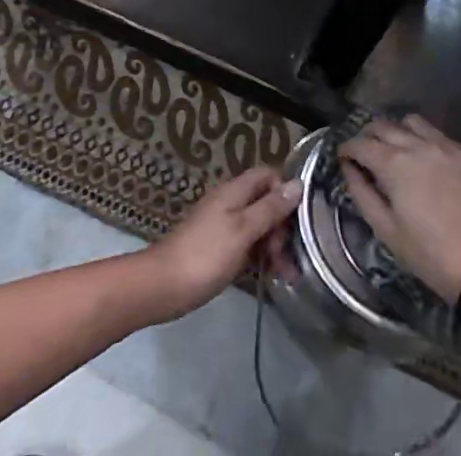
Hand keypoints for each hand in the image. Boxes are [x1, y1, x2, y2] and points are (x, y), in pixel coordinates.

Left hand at [138, 167, 302, 321]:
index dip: (285, 190)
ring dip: (275, 246)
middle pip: (265, 202)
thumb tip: (297, 183)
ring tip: (289, 275)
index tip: (297, 217)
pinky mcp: (219, 248)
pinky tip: (272, 275)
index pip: (267, 175)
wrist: (162, 286)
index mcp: (234, 191)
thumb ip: (270, 207)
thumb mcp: (243, 229)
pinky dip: (261, 256)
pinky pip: (248, 244)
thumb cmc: (205, 255)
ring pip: (258, 226)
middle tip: (288, 253)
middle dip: (282, 225)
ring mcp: (223, 226)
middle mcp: (229, 203)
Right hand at [339, 116, 460, 302]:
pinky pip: (441, 137)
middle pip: (385, 126)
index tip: (343, 157)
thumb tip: (349, 168)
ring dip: (398, 131)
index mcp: (395, 163)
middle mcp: (420, 145)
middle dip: (368, 135)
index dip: (347, 148)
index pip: (361, 143)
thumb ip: (362, 193)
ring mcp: (449, 148)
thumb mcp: (385, 229)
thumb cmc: (429, 254)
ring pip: (414, 123)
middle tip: (365, 152)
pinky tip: (428, 163)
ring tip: (396, 150)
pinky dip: (426, 142)